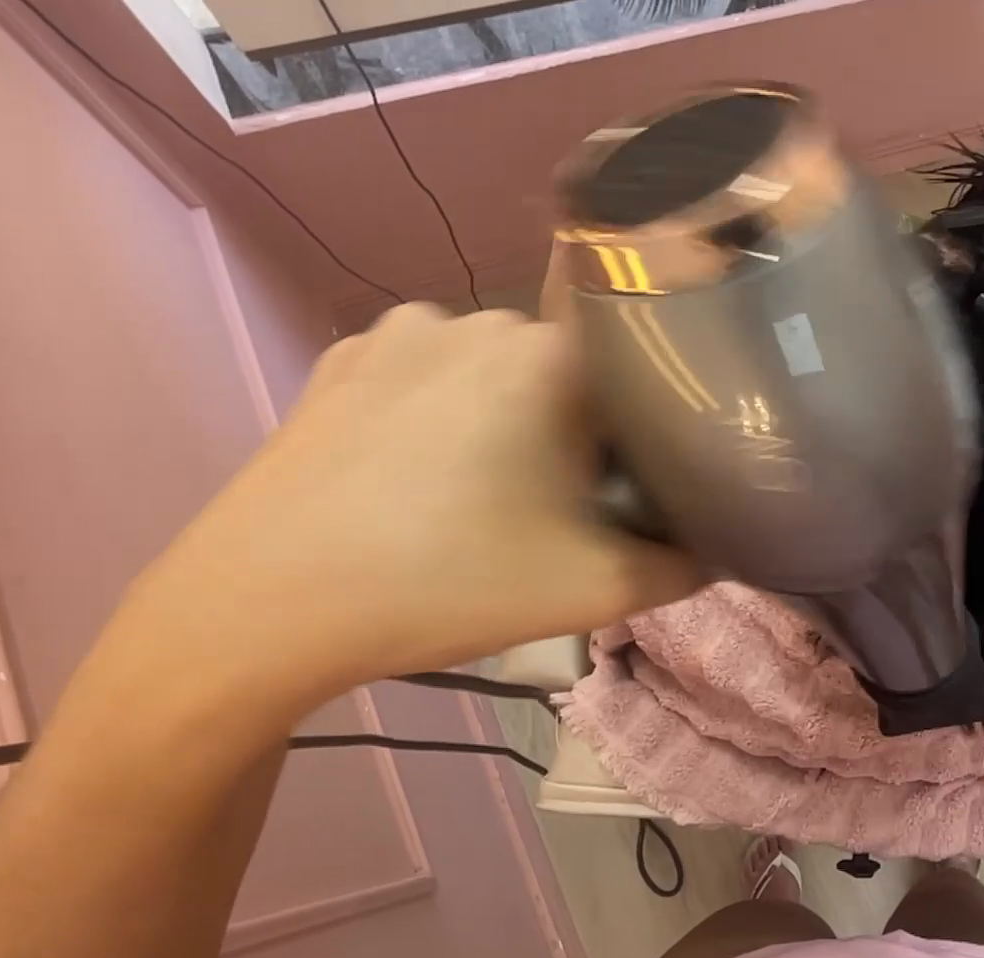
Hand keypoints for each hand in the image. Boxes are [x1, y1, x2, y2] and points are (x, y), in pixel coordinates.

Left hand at [118, 303, 701, 700]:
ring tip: (492, 493)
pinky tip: (425, 475)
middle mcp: (478, 319)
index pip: (645, 379)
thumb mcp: (602, 591)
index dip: (655, 438)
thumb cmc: (450, 584)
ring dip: (516, 419)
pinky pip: (430, 375)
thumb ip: (688, 566)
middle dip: (587, 431)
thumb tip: (721, 547)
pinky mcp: (339, 361)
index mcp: (550, 356)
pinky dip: (448, 413)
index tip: (639, 493)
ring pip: (502, 371)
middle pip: (575, 373)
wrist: (262, 612)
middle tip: (571, 507)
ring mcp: (398, 333)